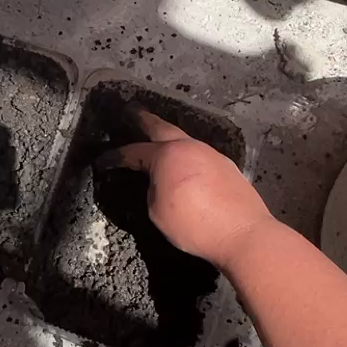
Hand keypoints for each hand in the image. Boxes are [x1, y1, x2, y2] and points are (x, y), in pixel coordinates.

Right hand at [100, 109, 277, 267]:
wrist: (243, 233)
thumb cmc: (194, 224)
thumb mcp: (157, 212)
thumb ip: (152, 191)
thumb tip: (159, 183)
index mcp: (167, 156)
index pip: (134, 152)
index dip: (116, 156)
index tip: (103, 161)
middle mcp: (190, 147)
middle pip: (162, 128)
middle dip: (144, 120)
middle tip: (132, 113)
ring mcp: (211, 155)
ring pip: (184, 141)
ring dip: (168, 139)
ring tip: (158, 143)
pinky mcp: (226, 167)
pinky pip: (199, 155)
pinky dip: (186, 156)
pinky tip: (184, 165)